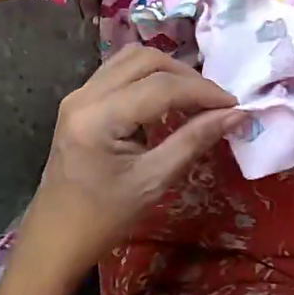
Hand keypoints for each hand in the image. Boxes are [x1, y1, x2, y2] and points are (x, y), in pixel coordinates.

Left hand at [17, 47, 245, 286]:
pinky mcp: (80, 102)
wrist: (58, 235)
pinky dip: (148, 78)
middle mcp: (84, 96)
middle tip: (215, 102)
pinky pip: (119, 72)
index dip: (203, 91)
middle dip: (186, 75)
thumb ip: (194, 141)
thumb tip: (236, 115)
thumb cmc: (104, 217)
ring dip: (167, 71)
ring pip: (131, 59)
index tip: (234, 105)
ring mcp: (78, 96)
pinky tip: (167, 101)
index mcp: (98, 118)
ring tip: (195, 98)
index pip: (161, 86)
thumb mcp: (154, 181)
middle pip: (145, 60)